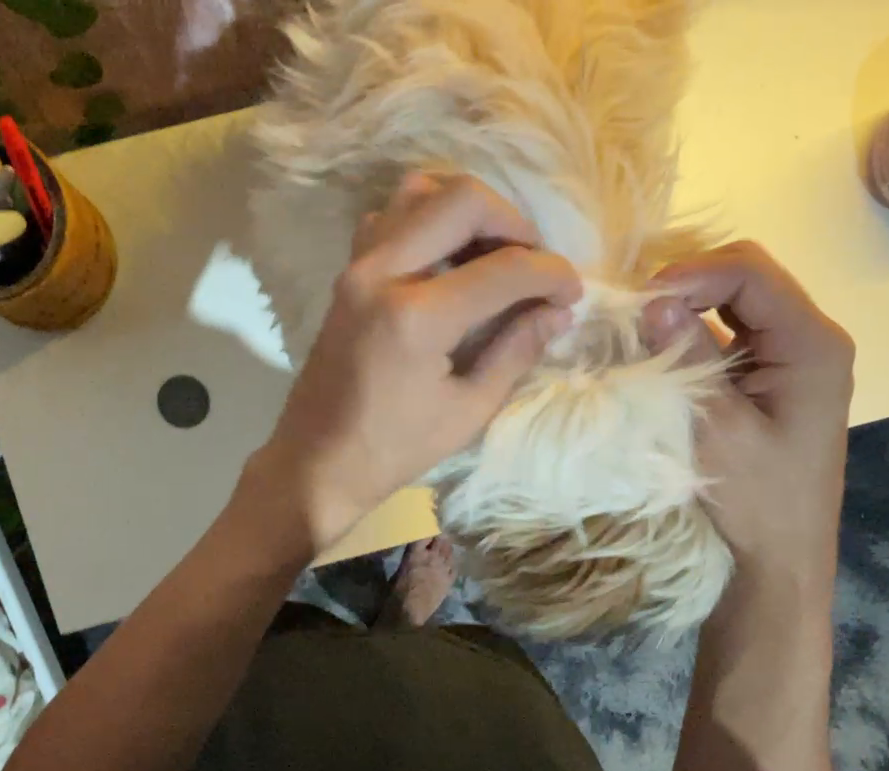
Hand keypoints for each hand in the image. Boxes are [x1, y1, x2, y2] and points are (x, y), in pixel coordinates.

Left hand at [253, 173, 581, 549]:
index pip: (504, 268)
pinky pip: (390, 217)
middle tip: (534, 263)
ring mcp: (357, 267)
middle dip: (514, 223)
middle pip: (462, 200)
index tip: (571, 293)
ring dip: (468, 212)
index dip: (551, 274)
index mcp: (416, 318)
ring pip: (421, 193)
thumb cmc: (393, 449)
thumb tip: (558, 310)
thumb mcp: (467, 412)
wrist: (316, 460)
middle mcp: (382, 273)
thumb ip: (515, 351)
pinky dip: (427, 221)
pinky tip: (446, 261)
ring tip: (492, 255)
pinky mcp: (346, 273)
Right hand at [644, 242, 854, 588]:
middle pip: (749, 278)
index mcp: (812, 344)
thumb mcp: (717, 427)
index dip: (692, 274)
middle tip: (636, 309)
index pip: (751, 274)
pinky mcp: (776, 379)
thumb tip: (653, 301)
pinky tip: (664, 347)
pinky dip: (698, 332)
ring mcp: (795, 358)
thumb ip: (690, 357)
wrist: (781, 556)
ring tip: (642, 323)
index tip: (638, 302)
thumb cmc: (756, 498)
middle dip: (690, 282)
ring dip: (691, 305)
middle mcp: (812, 338)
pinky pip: (736, 335)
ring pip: (740, 303)